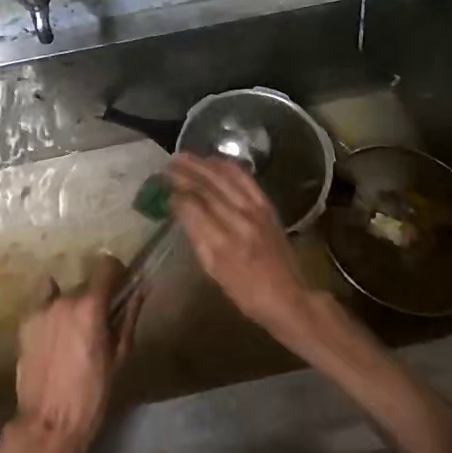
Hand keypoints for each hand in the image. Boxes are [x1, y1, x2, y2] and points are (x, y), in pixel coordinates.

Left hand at [6, 254, 137, 452]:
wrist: (49, 424)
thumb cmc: (92, 393)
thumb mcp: (119, 356)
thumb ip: (130, 316)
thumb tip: (142, 287)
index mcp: (91, 305)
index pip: (106, 265)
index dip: (115, 271)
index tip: (119, 284)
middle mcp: (64, 299)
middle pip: (84, 286)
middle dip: (93, 299)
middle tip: (97, 325)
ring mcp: (40, 309)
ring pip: (63, 297)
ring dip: (71, 308)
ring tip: (71, 337)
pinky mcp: (24, 323)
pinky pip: (42, 306)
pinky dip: (50, 314)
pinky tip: (52, 338)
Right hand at [167, 153, 318, 336]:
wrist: (289, 296)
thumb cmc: (246, 292)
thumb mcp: (214, 272)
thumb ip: (197, 238)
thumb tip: (179, 210)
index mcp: (222, 243)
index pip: (192, 208)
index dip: (175, 196)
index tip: (162, 190)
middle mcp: (238, 220)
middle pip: (206, 187)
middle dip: (183, 173)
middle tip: (166, 165)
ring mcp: (255, 209)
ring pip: (224, 177)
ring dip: (201, 164)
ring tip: (182, 156)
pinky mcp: (266, 205)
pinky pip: (244, 178)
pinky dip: (226, 165)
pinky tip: (213, 160)